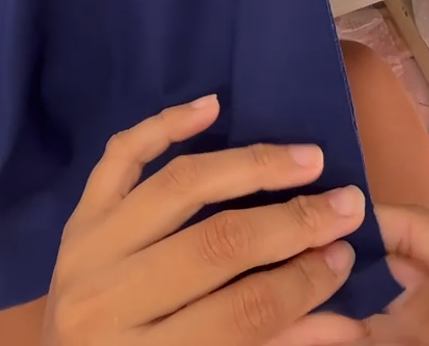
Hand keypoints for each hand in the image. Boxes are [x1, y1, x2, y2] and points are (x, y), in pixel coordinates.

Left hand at [42, 94, 369, 345]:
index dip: (304, 281)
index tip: (348, 251)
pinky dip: (164, 125)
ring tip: (303, 155)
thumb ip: (275, 345)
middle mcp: (108, 300)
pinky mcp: (78, 217)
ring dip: (248, 166)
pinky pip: (120, 158)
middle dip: (291, 220)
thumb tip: (351, 315)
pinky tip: (210, 106)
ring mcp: (86, 250)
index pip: (244, 312)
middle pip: (216, 243)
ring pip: (177, 187)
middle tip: (344, 200)